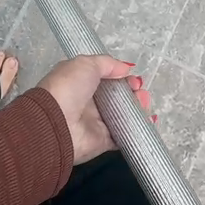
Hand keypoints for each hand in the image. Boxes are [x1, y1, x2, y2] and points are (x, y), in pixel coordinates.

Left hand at [33, 55, 153, 164]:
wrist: (56, 124)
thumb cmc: (68, 88)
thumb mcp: (85, 64)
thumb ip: (107, 64)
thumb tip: (125, 68)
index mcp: (81, 82)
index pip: (106, 78)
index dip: (121, 77)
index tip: (133, 78)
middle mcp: (88, 101)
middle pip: (117, 96)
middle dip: (133, 92)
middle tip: (142, 92)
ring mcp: (96, 122)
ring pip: (123, 114)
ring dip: (137, 108)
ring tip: (145, 103)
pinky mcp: (103, 141)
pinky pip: (123, 134)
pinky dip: (137, 129)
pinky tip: (149, 121)